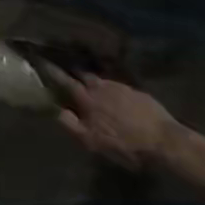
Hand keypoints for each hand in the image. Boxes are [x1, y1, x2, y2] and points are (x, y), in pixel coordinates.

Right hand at [39, 61, 174, 169]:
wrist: (163, 140)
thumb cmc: (124, 144)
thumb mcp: (92, 142)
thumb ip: (72, 125)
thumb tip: (57, 110)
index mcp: (88, 99)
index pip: (65, 81)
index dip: (52, 71)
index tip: (41, 59)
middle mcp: (102, 87)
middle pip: (83, 75)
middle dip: (72, 71)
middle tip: (65, 68)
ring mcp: (121, 87)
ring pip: (101, 79)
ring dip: (92, 80)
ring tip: (88, 83)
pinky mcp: (137, 92)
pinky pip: (117, 86)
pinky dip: (110, 88)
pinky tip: (113, 97)